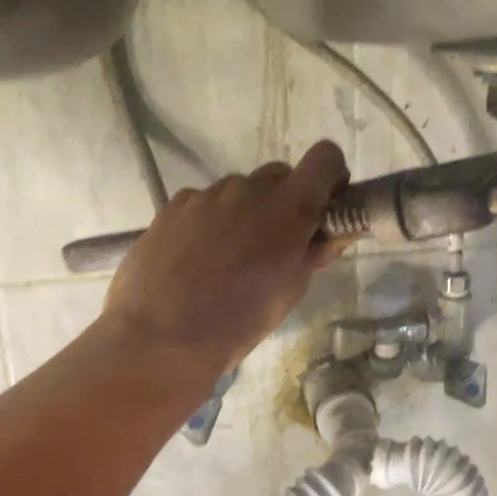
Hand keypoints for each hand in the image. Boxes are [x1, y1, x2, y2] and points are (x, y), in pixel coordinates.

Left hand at [103, 141, 351, 369]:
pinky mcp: (174, 205)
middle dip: (286, 200)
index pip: (325, 158)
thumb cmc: (242, 319)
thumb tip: (333, 232)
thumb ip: (317, 251)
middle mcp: (249, 188)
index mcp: (289, 207)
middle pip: (280, 174)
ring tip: (230, 256)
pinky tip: (198, 257)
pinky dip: (210, 220)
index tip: (325, 205)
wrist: (163, 337)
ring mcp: (207, 194)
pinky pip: (204, 201)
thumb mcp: (293, 289)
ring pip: (240, 190)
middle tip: (276, 242)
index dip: (330, 176)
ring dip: (245, 211)